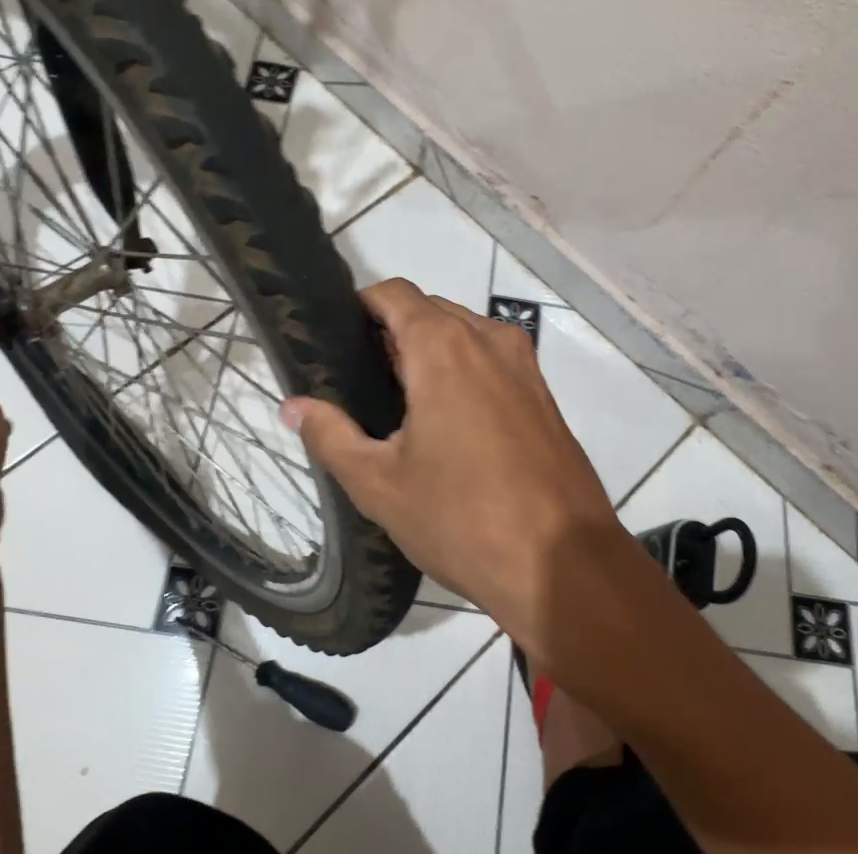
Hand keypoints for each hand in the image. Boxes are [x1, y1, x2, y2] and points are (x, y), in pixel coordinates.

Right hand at [280, 279, 621, 624]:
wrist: (565, 564)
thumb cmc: (462, 519)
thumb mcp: (380, 484)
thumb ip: (331, 436)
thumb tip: (292, 406)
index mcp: (444, 346)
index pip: (393, 293)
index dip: (359, 307)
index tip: (334, 341)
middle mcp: (489, 340)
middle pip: (430, 311)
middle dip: (392, 333)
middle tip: (357, 383)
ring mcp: (524, 367)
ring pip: (464, 336)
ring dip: (429, 355)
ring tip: (397, 407)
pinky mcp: (543, 397)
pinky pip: (491, 363)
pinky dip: (463, 373)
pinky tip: (445, 426)